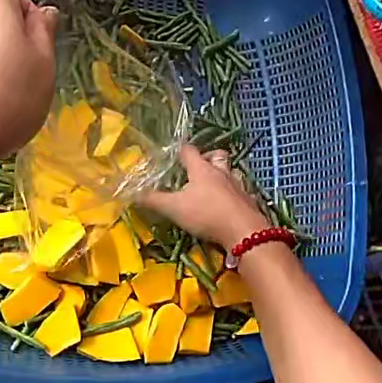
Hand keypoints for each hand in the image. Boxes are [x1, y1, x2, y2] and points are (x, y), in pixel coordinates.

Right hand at [141, 145, 271, 249]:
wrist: (244, 232)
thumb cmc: (206, 214)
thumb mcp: (173, 208)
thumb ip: (153, 200)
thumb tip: (132, 193)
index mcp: (201, 170)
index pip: (189, 151)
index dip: (181, 150)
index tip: (174, 152)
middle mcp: (221, 173)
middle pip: (217, 156)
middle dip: (208, 157)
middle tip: (198, 167)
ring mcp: (238, 186)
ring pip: (231, 172)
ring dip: (223, 175)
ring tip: (213, 185)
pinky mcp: (249, 201)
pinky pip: (240, 192)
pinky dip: (233, 194)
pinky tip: (228, 204)